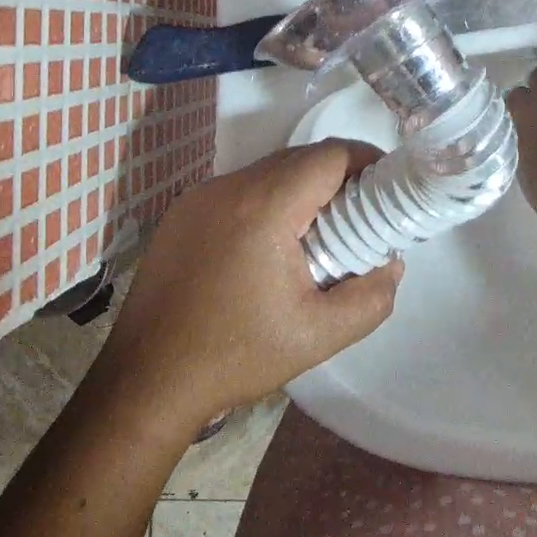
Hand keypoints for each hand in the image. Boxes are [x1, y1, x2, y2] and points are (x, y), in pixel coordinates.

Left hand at [96, 140, 402, 426]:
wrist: (146, 381)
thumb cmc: (235, 356)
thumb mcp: (319, 336)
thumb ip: (371, 298)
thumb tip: (391, 264)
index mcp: (265, 208)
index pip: (329, 155)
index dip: (365, 162)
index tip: (386, 190)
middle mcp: (229, 187)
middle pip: (299, 159)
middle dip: (338, 179)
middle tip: (359, 219)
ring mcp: (199, 197)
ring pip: (268, 173)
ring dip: (301, 191)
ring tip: (316, 238)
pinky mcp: (181, 214)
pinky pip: (240, 191)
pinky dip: (268, 204)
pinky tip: (269, 250)